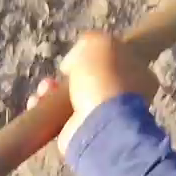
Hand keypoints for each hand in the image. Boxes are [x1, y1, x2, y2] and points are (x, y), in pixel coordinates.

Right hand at [29, 31, 158, 155]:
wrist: (98, 122)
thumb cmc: (105, 78)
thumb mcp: (99, 43)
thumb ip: (88, 42)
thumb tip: (72, 63)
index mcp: (139, 74)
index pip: (118, 60)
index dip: (97, 55)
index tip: (81, 54)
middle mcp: (122, 97)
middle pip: (88, 78)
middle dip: (68, 74)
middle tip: (60, 71)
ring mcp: (100, 117)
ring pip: (69, 97)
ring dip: (51, 90)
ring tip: (44, 88)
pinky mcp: (77, 132)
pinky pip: (56, 117)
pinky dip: (44, 107)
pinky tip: (36, 102)